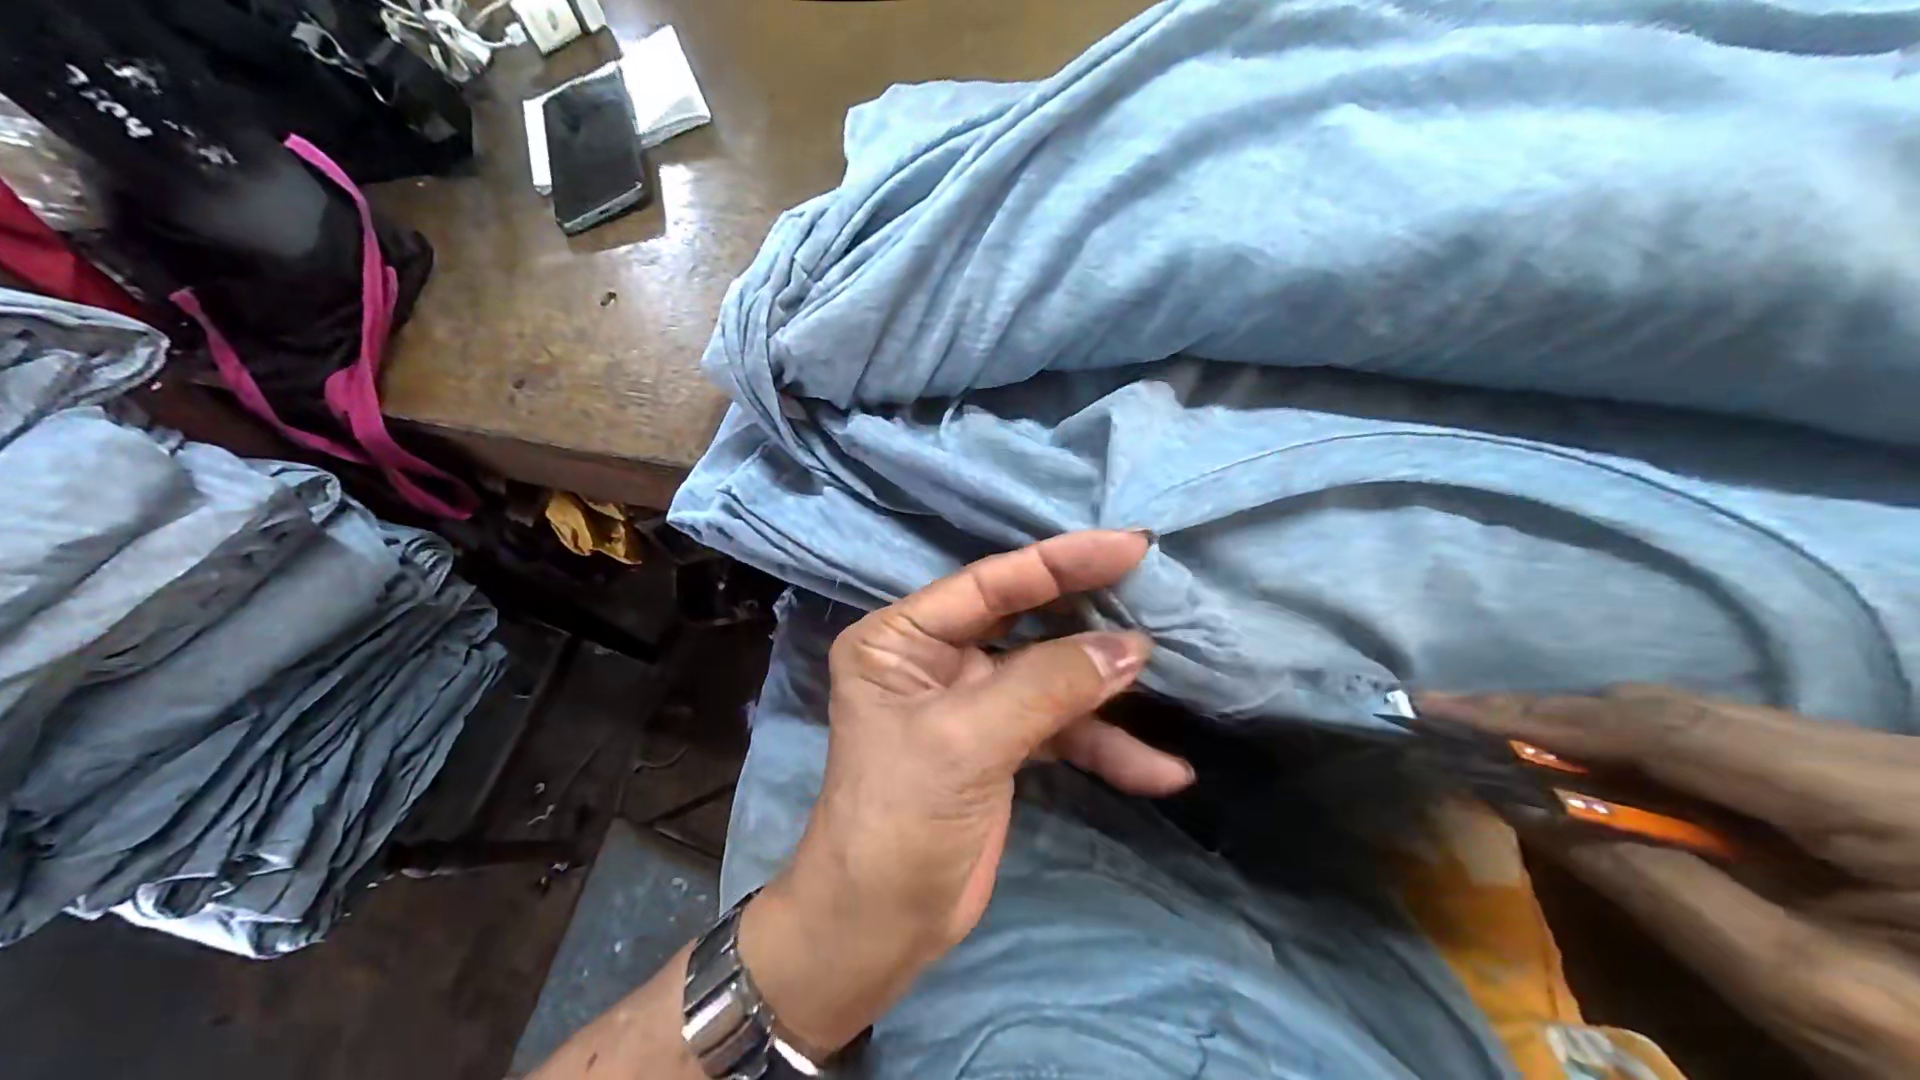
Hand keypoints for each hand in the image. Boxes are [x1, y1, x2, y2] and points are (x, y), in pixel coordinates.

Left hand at [739, 530, 1192, 1057]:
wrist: (879, 929)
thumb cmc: (898, 820)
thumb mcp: (967, 741)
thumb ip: (1048, 686)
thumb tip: (1131, 646)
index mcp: (902, 638)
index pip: (989, 583)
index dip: (1061, 561)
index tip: (1131, 546)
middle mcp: (935, 658)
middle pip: (1026, 620)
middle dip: (1089, 613)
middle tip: (1157, 590)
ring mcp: (972, 701)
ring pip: (1051, 676)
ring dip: (1106, 688)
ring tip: (1167, 678)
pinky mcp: (1001, 745)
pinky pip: (1061, 730)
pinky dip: (1106, 747)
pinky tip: (1160, 771)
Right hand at [1422, 686, 1919, 1078]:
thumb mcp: (1812, 994)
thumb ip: (1653, 883)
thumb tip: (1517, 798)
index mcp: (1890, 797)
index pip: (1665, 729)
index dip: (1538, 714)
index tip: (1436, 708)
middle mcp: (1888, 751)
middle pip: (1676, 711)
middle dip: (1554, 719)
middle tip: (1456, 729)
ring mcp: (1888, 761)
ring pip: (1698, 723)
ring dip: (1592, 736)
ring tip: (1507, 750)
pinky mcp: (1878, 782)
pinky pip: (1728, 749)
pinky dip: (1642, 757)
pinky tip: (1599, 778)